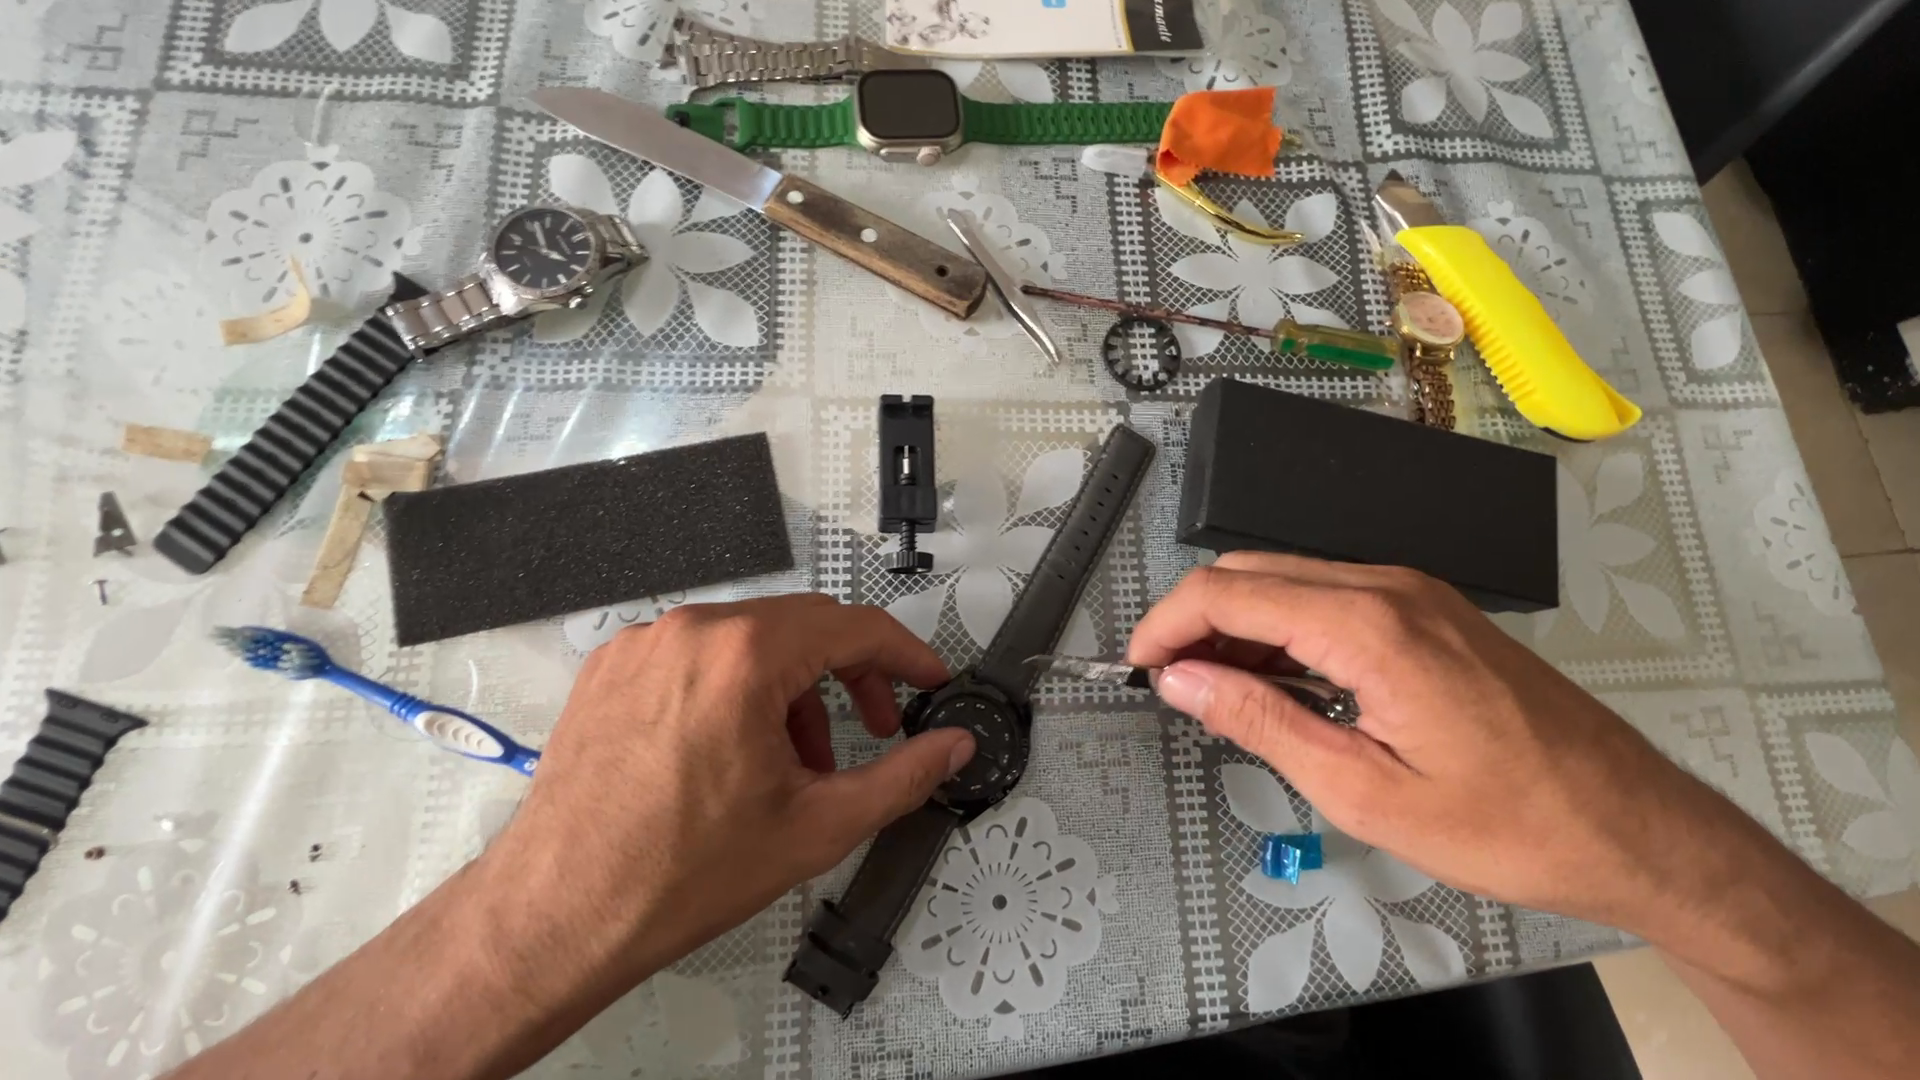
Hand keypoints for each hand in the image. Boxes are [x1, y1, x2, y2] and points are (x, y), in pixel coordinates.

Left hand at [477, 594, 974, 995]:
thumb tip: (950, 748)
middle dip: (853, 672)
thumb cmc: (673, 874)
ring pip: (752, 639)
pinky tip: (740, 746)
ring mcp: (645, 646)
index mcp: (744, 656)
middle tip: (878, 722)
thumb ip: (903, 777)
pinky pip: (701, 654)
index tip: (928, 678)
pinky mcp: (614, 668)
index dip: (906, 654)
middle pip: (804, 626)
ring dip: (796, 685)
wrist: (558, 915)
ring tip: (802, 754)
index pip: (854, 627)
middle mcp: (691, 633)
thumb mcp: (818, 826)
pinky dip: (739, 686)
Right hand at [1128, 552, 1757, 932]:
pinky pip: (1327, 596)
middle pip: (1249, 573)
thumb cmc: (1506, 824)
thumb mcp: (1362, 789)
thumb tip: (1182, 680)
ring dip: (1235, 624)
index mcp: (1368, 625)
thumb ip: (1259, 720)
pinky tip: (1276, 679)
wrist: (1639, 827)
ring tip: (1215, 690)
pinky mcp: (1427, 609)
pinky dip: (1281, 628)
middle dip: (1193, 619)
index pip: (1227, 593)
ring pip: (1285, 579)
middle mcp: (1388, 586)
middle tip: (1172, 683)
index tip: (1138, 666)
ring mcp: (1412, 592)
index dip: (1166, 624)